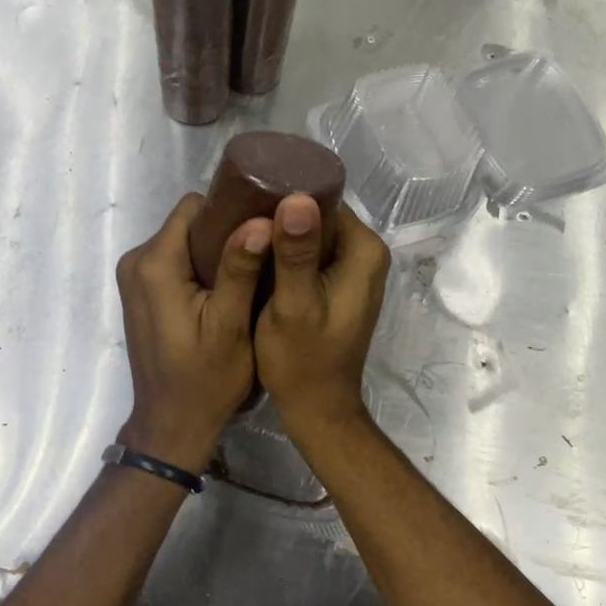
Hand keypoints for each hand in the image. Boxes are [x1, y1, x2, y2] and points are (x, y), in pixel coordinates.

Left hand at [115, 194, 269, 473]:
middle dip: (225, 233)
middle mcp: (136, 261)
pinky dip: (201, 268)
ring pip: (184, 241)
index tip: (263, 228)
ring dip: (215, 252)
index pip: (194, 207)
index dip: (230, 212)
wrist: (173, 425)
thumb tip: (259, 220)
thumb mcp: (230, 326)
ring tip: (251, 273)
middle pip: (189, 222)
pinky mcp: (142, 292)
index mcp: (155, 264)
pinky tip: (228, 289)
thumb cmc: (205, 379)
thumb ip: (240, 269)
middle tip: (264, 256)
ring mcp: (135, 277)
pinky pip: (176, 261)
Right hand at [255, 195, 390, 436]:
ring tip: (241, 234)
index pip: (323, 200)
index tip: (247, 202)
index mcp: (364, 251)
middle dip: (280, 215)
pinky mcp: (341, 285)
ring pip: (312, 234)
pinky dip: (286, 253)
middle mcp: (367, 254)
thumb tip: (297, 199)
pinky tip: (256, 257)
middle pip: (318, 215)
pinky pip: (312, 254)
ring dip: (280, 234)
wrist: (317, 407)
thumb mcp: (293, 305)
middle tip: (237, 221)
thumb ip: (296, 253)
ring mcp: (355, 270)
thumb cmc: (302, 359)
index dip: (285, 197)